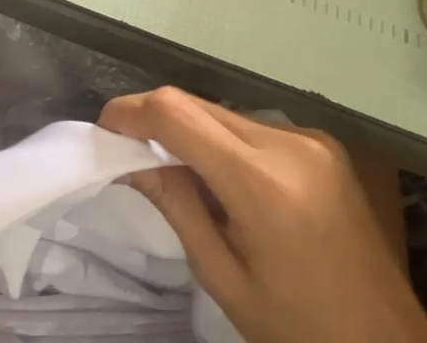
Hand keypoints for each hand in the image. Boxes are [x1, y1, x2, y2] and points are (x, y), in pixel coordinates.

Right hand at [100, 89, 426, 342]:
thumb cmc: (301, 329)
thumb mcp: (224, 277)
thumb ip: (175, 205)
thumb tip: (127, 158)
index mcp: (265, 184)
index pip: (176, 114)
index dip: (129, 113)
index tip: (103, 135)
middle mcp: (291, 144)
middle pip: (196, 105)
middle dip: (154, 123)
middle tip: (128, 158)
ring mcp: (312, 140)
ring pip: (221, 111)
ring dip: (188, 132)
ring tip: (177, 176)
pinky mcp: (323, 145)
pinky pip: (251, 126)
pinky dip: (221, 141)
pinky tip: (222, 181)